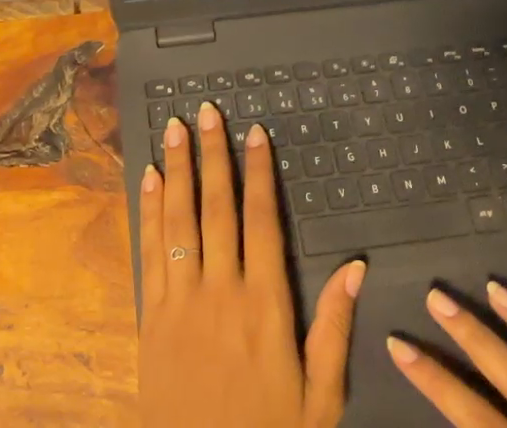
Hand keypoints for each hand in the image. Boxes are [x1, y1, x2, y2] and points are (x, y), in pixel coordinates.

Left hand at [138, 103, 366, 427]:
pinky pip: (151, 252)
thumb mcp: (319, 395)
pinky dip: (149, 211)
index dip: (259, 173)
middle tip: (206, 111)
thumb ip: (333, 327)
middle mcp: (221, 290)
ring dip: (177, 170)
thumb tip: (356, 267)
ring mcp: (181, 300)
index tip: (254, 134)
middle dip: (212, 156)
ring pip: (179, 220)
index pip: (262, 221)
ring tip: (175, 128)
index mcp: (266, 303)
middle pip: (216, 208)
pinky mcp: (152, 316)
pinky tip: (150, 179)